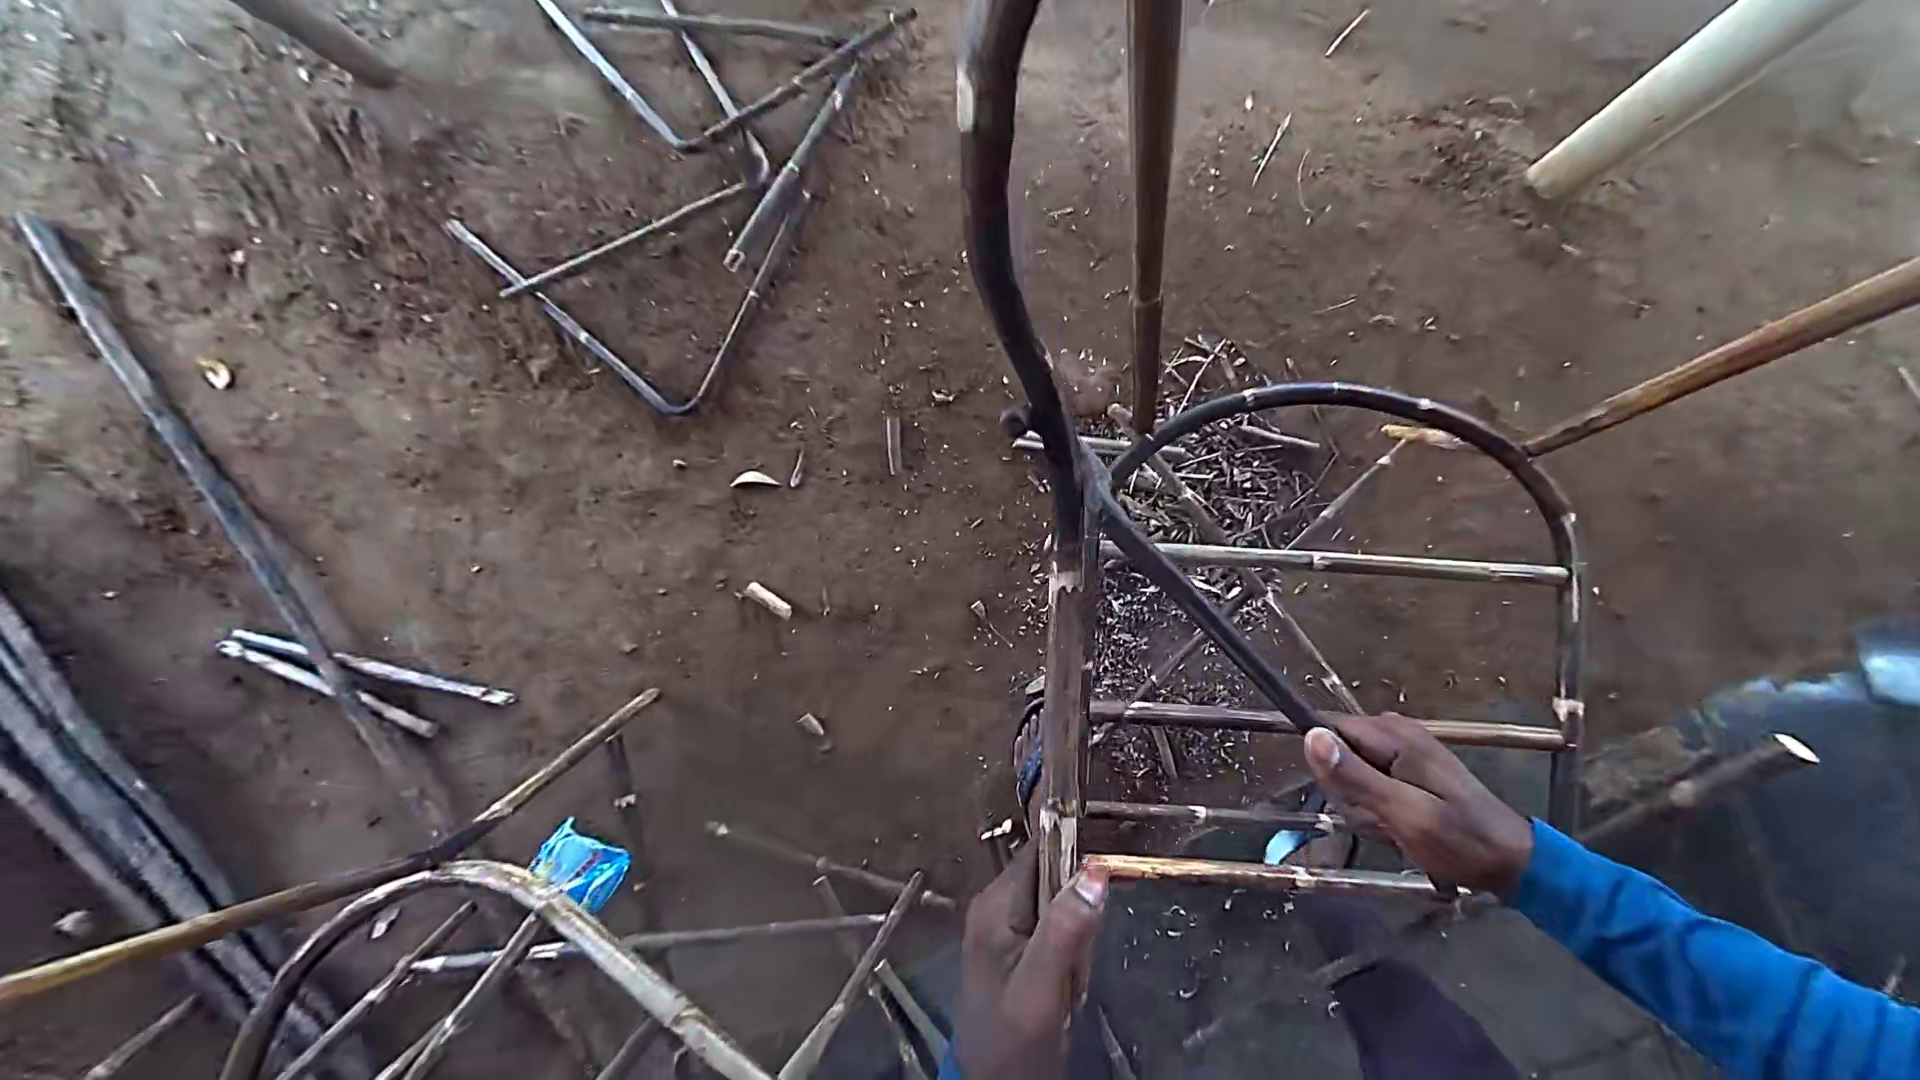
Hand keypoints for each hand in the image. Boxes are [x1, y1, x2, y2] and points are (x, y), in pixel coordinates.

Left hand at [955, 845, 1107, 1079]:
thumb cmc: (1011, 1045)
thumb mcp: (1041, 989)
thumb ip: (1066, 929)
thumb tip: (1096, 870)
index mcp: (994, 903)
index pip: (1040, 850)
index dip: (1073, 855)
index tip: (1105, 875)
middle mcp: (995, 904)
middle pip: (1052, 874)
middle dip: (1077, 908)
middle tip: (1078, 956)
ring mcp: (1003, 925)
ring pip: (1058, 903)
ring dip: (1075, 935)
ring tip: (1071, 976)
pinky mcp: (1015, 947)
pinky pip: (1054, 928)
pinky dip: (1069, 951)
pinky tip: (1067, 981)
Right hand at [1303, 713, 1534, 894]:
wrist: (1515, 863)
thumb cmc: (1462, 841)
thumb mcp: (1405, 814)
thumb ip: (1356, 776)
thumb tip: (1311, 736)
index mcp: (1394, 734)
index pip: (1326, 733)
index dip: (1330, 768)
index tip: (1354, 799)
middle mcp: (1394, 728)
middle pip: (1335, 748)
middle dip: (1346, 788)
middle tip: (1380, 817)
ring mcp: (1401, 744)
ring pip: (1347, 764)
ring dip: (1358, 799)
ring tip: (1390, 823)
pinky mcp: (1406, 760)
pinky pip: (1364, 773)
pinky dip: (1371, 799)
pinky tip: (1393, 819)